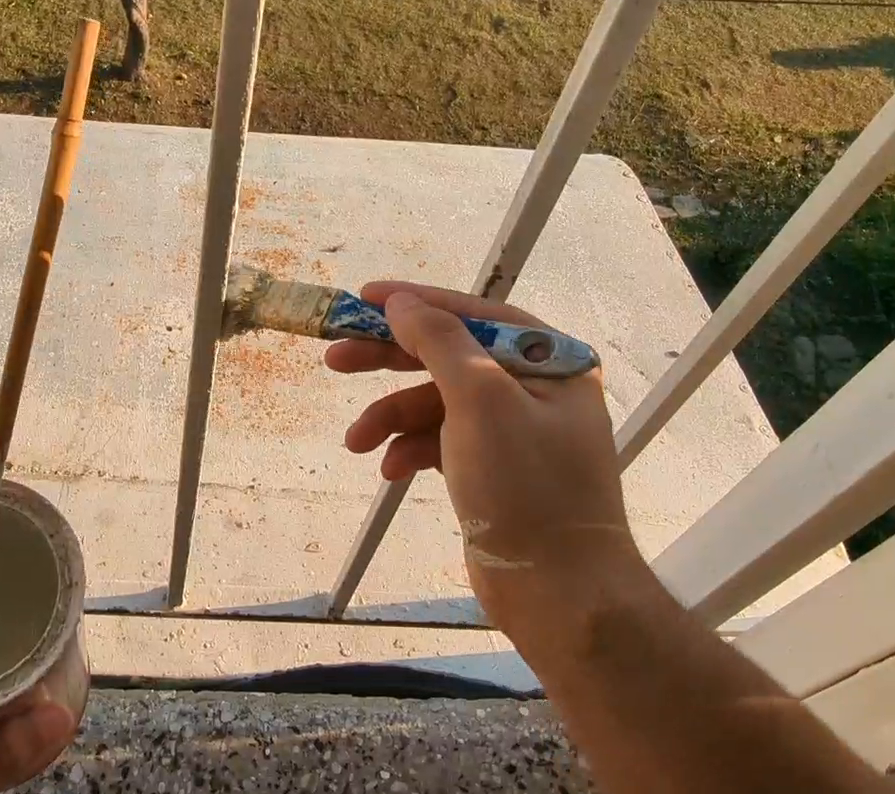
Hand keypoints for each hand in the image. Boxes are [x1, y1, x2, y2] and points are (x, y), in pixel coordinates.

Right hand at [326, 282, 637, 608]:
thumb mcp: (480, 399)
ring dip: (392, 417)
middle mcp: (535, 387)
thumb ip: (439, 341)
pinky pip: (443, 439)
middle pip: (448, 356)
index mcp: (550, 361)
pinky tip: (390, 469)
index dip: (415, 303)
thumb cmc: (525, 486)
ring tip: (355, 442)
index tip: (363, 298)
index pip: (473, 313)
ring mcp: (514, 429)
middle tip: (335, 359)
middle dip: (389, 362)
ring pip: (438, 402)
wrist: (559, 596)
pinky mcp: (494, 467)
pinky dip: (412, 448)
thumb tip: (402, 303)